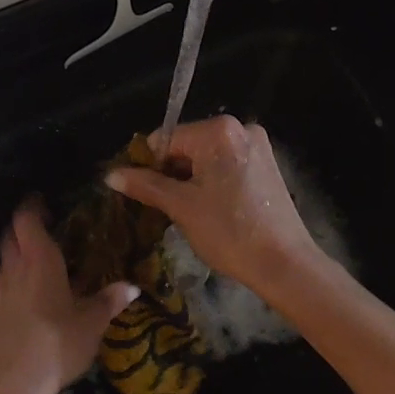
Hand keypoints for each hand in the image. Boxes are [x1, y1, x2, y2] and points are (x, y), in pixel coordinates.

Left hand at [0, 201, 137, 393]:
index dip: (32, 207)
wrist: (15, 385)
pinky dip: (14, 280)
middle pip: (11, 236)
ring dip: (18, 255)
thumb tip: (132, 286)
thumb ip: (109, 301)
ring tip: (40, 261)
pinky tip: (30, 295)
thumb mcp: (92, 323)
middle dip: (24, 228)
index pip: (26, 219)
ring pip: (5, 260)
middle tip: (46, 228)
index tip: (43, 201)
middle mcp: (13, 268)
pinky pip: (3, 284)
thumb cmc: (58, 344)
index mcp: (38, 260)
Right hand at [105, 115, 322, 291]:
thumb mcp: (181, 207)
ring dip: (191, 180)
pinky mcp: (267, 166)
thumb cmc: (228, 232)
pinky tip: (212, 210)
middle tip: (169, 208)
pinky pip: (226, 167)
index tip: (146, 195)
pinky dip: (212, 183)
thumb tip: (110, 174)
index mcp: (218, 131)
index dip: (150, 166)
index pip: (164, 139)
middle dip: (172, 173)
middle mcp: (240, 129)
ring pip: (206, 158)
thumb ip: (145, 185)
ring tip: (190, 213)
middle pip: (186, 145)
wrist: (284, 264)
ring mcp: (257, 147)